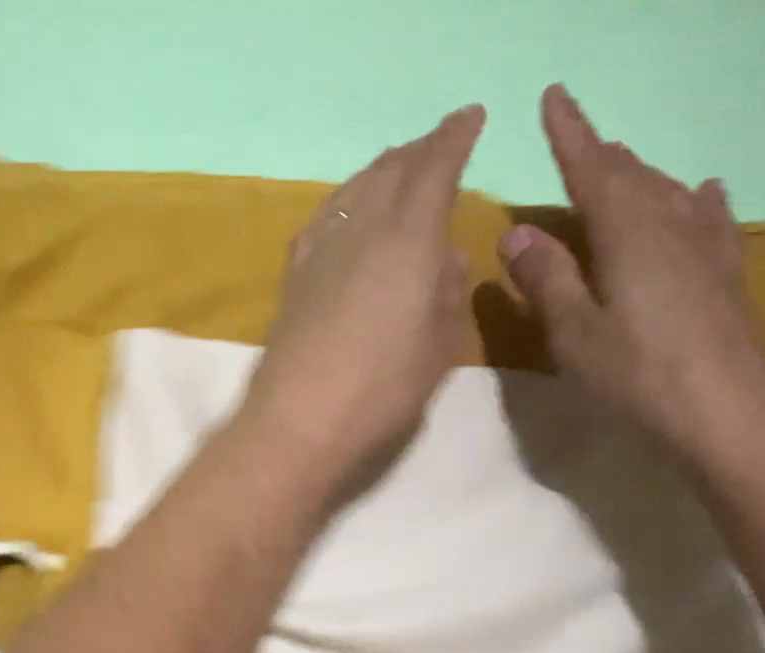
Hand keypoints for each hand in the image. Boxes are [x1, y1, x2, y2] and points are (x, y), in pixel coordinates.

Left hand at [238, 104, 486, 485]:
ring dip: (381, 170)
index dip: (455, 138)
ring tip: (398, 168)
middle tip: (439, 143)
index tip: (471, 116)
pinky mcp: (294, 275)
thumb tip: (448, 256)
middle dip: (419, 150)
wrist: (297, 423)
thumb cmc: (382, 393)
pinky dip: (347, 201)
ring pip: (354, 189)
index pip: (435, 169)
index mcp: (408, 241)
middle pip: (391, 171)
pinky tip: (349, 210)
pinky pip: (325, 217)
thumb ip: (448, 294)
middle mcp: (362, 230)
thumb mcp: (438, 349)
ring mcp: (321, 250)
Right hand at [498, 85, 764, 447]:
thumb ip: (547, 280)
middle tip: (578, 140)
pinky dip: (698, 201)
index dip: (570, 134)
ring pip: (668, 193)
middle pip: (632, 177)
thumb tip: (516, 233)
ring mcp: (706, 249)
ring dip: (640, 175)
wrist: (735, 415)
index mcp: (627, 234)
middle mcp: (670, 227)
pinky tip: (705, 193)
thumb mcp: (577, 334)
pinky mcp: (728, 276)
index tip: (555, 97)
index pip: (591, 171)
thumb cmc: (642, 377)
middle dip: (602, 156)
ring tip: (623, 164)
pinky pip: (710, 220)